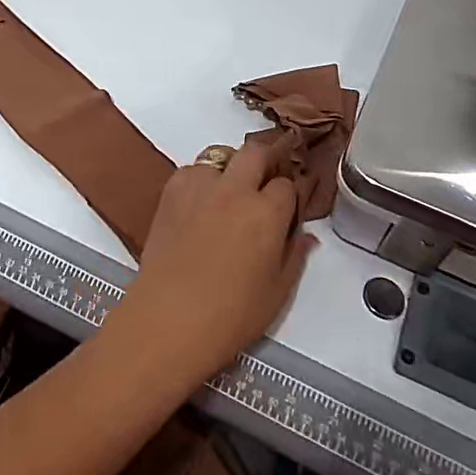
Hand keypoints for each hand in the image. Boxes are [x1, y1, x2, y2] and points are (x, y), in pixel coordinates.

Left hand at [105, 140, 313, 387]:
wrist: (168, 321)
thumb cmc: (231, 315)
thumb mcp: (277, 292)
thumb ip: (295, 256)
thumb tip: (307, 236)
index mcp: (268, 213)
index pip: (287, 185)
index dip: (290, 196)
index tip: (287, 209)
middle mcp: (235, 191)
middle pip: (256, 153)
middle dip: (265, 161)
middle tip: (264, 183)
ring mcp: (199, 189)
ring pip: (219, 156)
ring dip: (229, 169)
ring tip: (228, 194)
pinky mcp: (170, 195)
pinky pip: (189, 172)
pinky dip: (198, 181)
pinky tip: (199, 204)